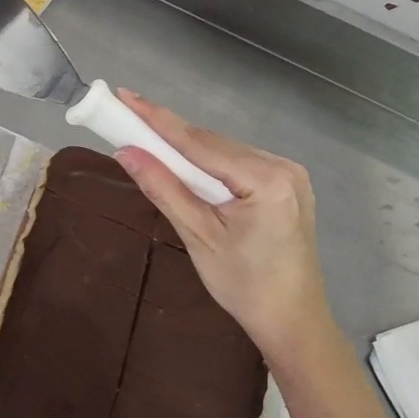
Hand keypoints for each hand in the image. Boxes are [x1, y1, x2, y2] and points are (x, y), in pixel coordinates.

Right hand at [111, 89, 330, 352]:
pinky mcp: (288, 185)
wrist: (293, 322)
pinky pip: (238, 164)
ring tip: (149, 142)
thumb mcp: (198, 236)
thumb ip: (163, 188)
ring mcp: (290, 174)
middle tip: (127, 117)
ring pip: (224, 151)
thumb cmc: (245, 286)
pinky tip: (186, 166)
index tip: (125, 96)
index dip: (157, 119)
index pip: (199, 142)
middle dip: (169, 133)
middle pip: (212, 143)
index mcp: (265, 179)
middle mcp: (282, 166)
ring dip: (187, 149)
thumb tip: (125, 152)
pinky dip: (209, 163)